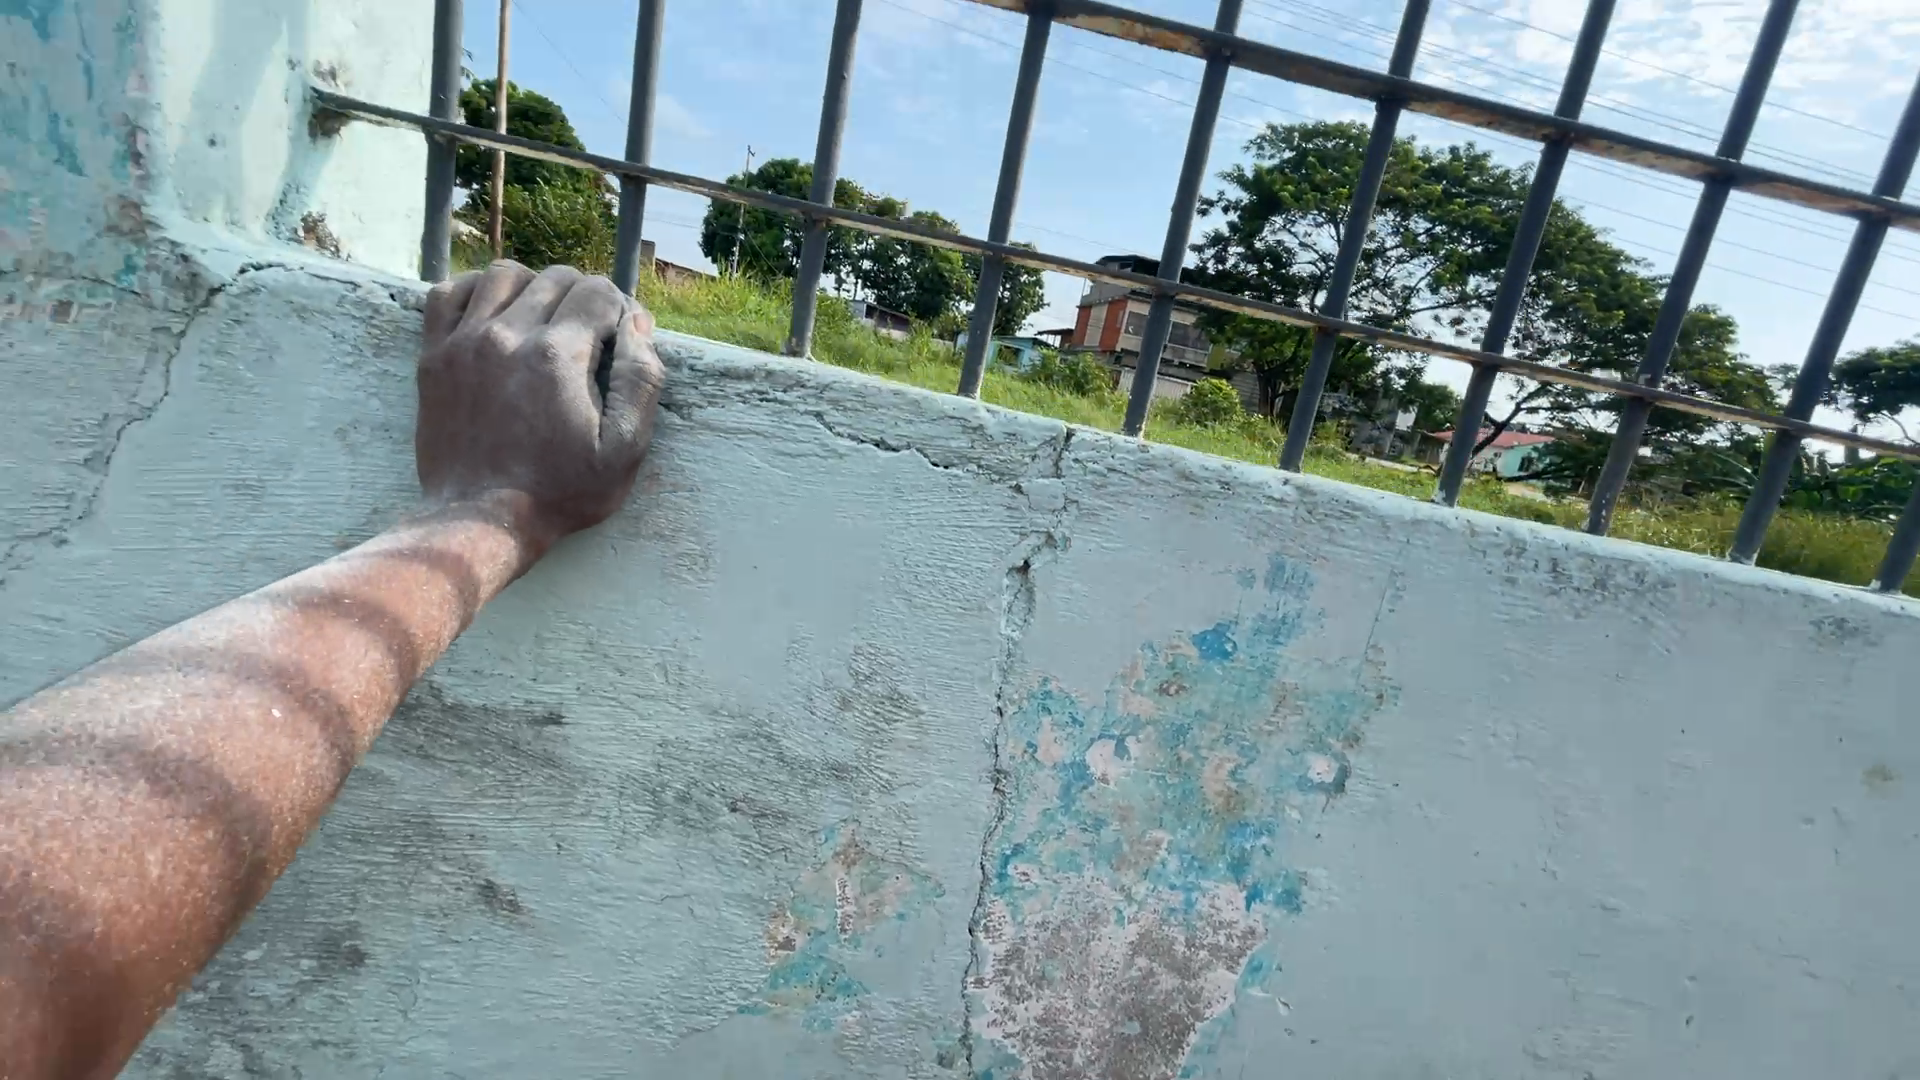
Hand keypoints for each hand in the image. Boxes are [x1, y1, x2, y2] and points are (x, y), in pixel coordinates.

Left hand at [416, 261, 665, 558]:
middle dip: (586, 296)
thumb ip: (642, 383)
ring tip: (550, 319)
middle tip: (596, 331)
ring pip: (504, 274)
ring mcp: (464, 342)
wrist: (481, 518)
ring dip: (537, 287)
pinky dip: (479, 291)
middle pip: (555, 278)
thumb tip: (640, 326)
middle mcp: (508, 335)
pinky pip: (449, 292)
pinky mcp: (434, 356)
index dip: (622, 309)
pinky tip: (499, 315)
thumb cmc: (562, 491)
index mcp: (559, 356)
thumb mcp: (625, 450)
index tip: (626, 336)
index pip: (598, 293)